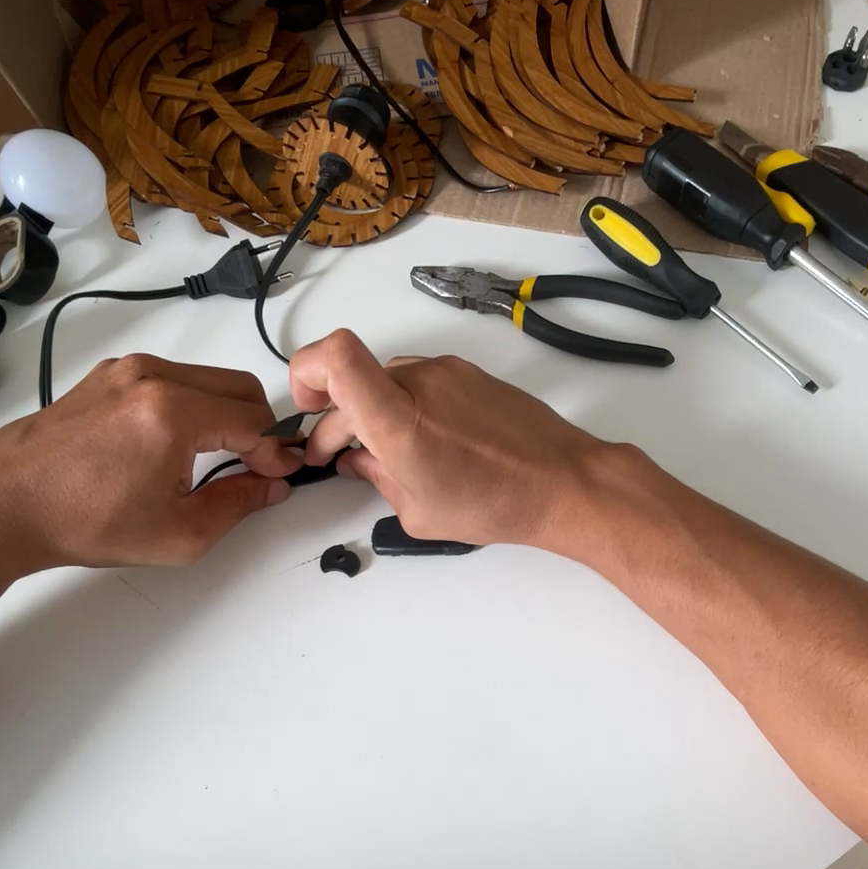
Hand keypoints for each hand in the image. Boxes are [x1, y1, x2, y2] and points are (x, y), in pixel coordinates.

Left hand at [0, 354, 304, 574]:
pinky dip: (198, 405)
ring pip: (211, 380)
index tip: (284, 475)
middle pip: (242, 389)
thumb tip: (271, 486)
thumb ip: (240, 504)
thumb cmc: (79, 521)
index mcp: (172, 411)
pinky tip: (188, 444)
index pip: (255, 423)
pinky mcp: (109, 376)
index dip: (279, 453)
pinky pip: (177, 379)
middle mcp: (152, 377)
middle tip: (262, 467)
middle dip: (262, 429)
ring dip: (231, 416)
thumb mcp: (179, 533)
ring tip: (226, 458)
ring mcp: (127, 371)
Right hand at [290, 330, 618, 547]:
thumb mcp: (419, 511)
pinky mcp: (469, 373)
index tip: (307, 407)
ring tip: (389, 454)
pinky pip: (421, 382)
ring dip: (375, 412)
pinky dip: (408, 406)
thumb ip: (375, 480)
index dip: (305, 372)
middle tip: (338, 456)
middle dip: (335, 418)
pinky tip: (424, 441)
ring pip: (387, 381)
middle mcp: (420, 382)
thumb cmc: (497, 502)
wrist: (562, 481)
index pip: (334, 356)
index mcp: (400, 420)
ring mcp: (448, 372)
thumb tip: (356, 462)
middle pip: (353, 379)